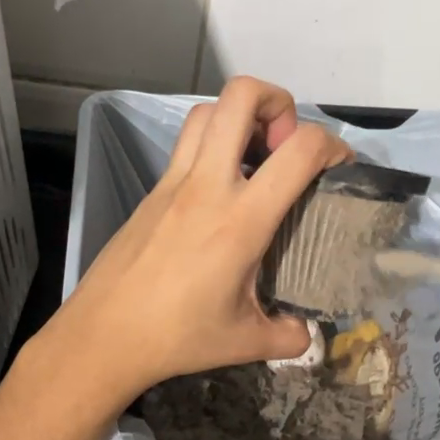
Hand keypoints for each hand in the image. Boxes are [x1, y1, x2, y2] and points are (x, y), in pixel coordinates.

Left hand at [30, 76, 351, 404]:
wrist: (102, 335)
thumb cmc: (175, 338)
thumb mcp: (244, 343)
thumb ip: (288, 336)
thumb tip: (305, 333)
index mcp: (240, 219)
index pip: (299, 150)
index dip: (332, 145)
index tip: (337, 169)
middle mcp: (206, 186)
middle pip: (242, 96)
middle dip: (279, 103)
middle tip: (285, 147)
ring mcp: (173, 183)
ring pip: (207, 111)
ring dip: (239, 117)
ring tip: (254, 160)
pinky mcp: (151, 192)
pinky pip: (185, 145)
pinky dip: (211, 146)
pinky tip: (219, 193)